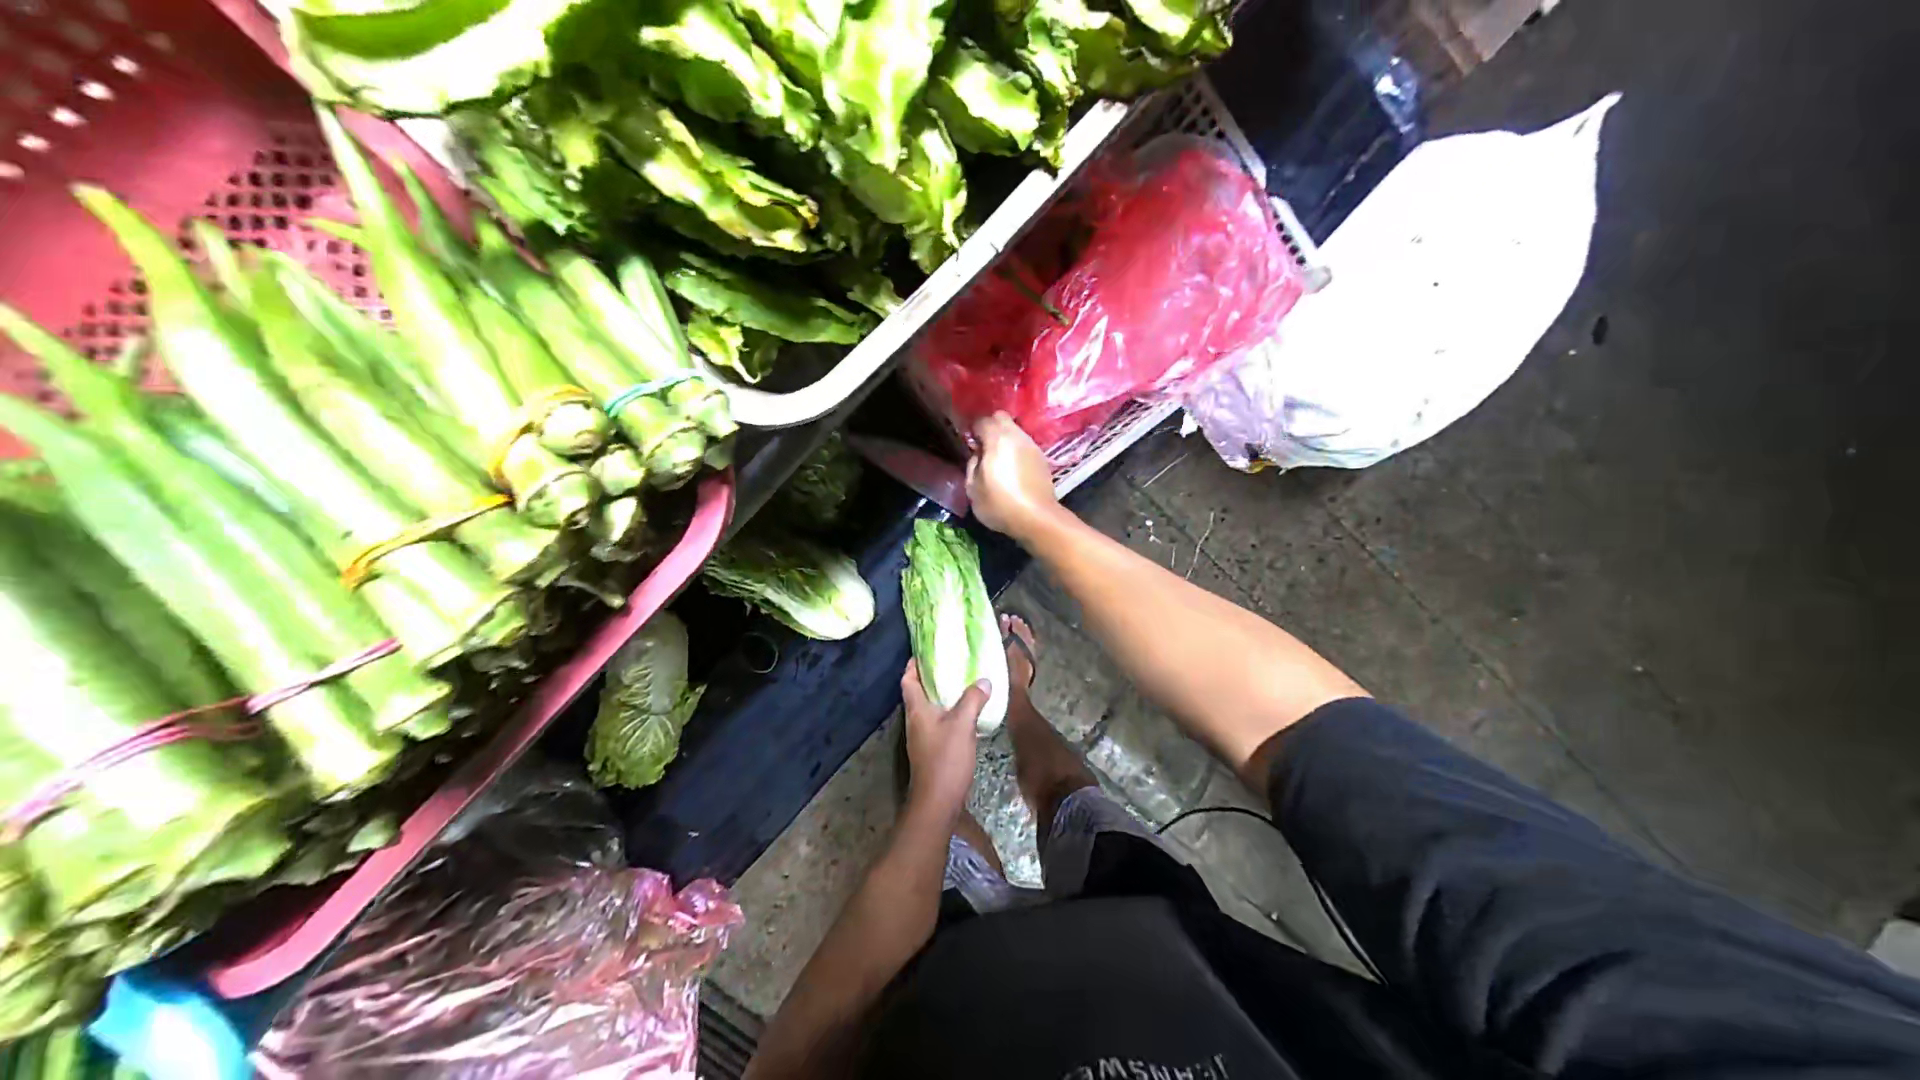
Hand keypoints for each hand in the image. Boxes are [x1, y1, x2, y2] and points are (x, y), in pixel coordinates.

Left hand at [900, 661, 984, 817]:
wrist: (938, 801)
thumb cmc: (945, 758)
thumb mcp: (962, 724)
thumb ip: (972, 699)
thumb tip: (983, 680)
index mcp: (917, 709)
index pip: (908, 679)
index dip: (915, 663)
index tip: (929, 651)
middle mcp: (916, 720)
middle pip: (919, 691)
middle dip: (933, 676)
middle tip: (954, 663)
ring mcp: (923, 736)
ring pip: (931, 707)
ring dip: (944, 695)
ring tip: (965, 683)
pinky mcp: (932, 749)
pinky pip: (940, 722)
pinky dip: (951, 712)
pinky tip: (968, 712)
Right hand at [966, 412, 1063, 543]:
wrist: (1036, 518)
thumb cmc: (1000, 504)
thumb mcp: (972, 488)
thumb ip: (972, 464)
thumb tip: (978, 454)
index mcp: (997, 439)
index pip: (982, 420)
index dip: (973, 430)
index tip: (970, 445)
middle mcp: (1016, 435)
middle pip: (1001, 417)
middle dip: (990, 427)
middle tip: (984, 448)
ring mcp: (1032, 445)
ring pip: (1015, 430)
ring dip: (1005, 438)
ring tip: (999, 459)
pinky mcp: (1042, 457)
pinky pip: (1025, 444)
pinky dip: (1016, 449)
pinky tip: (1013, 468)